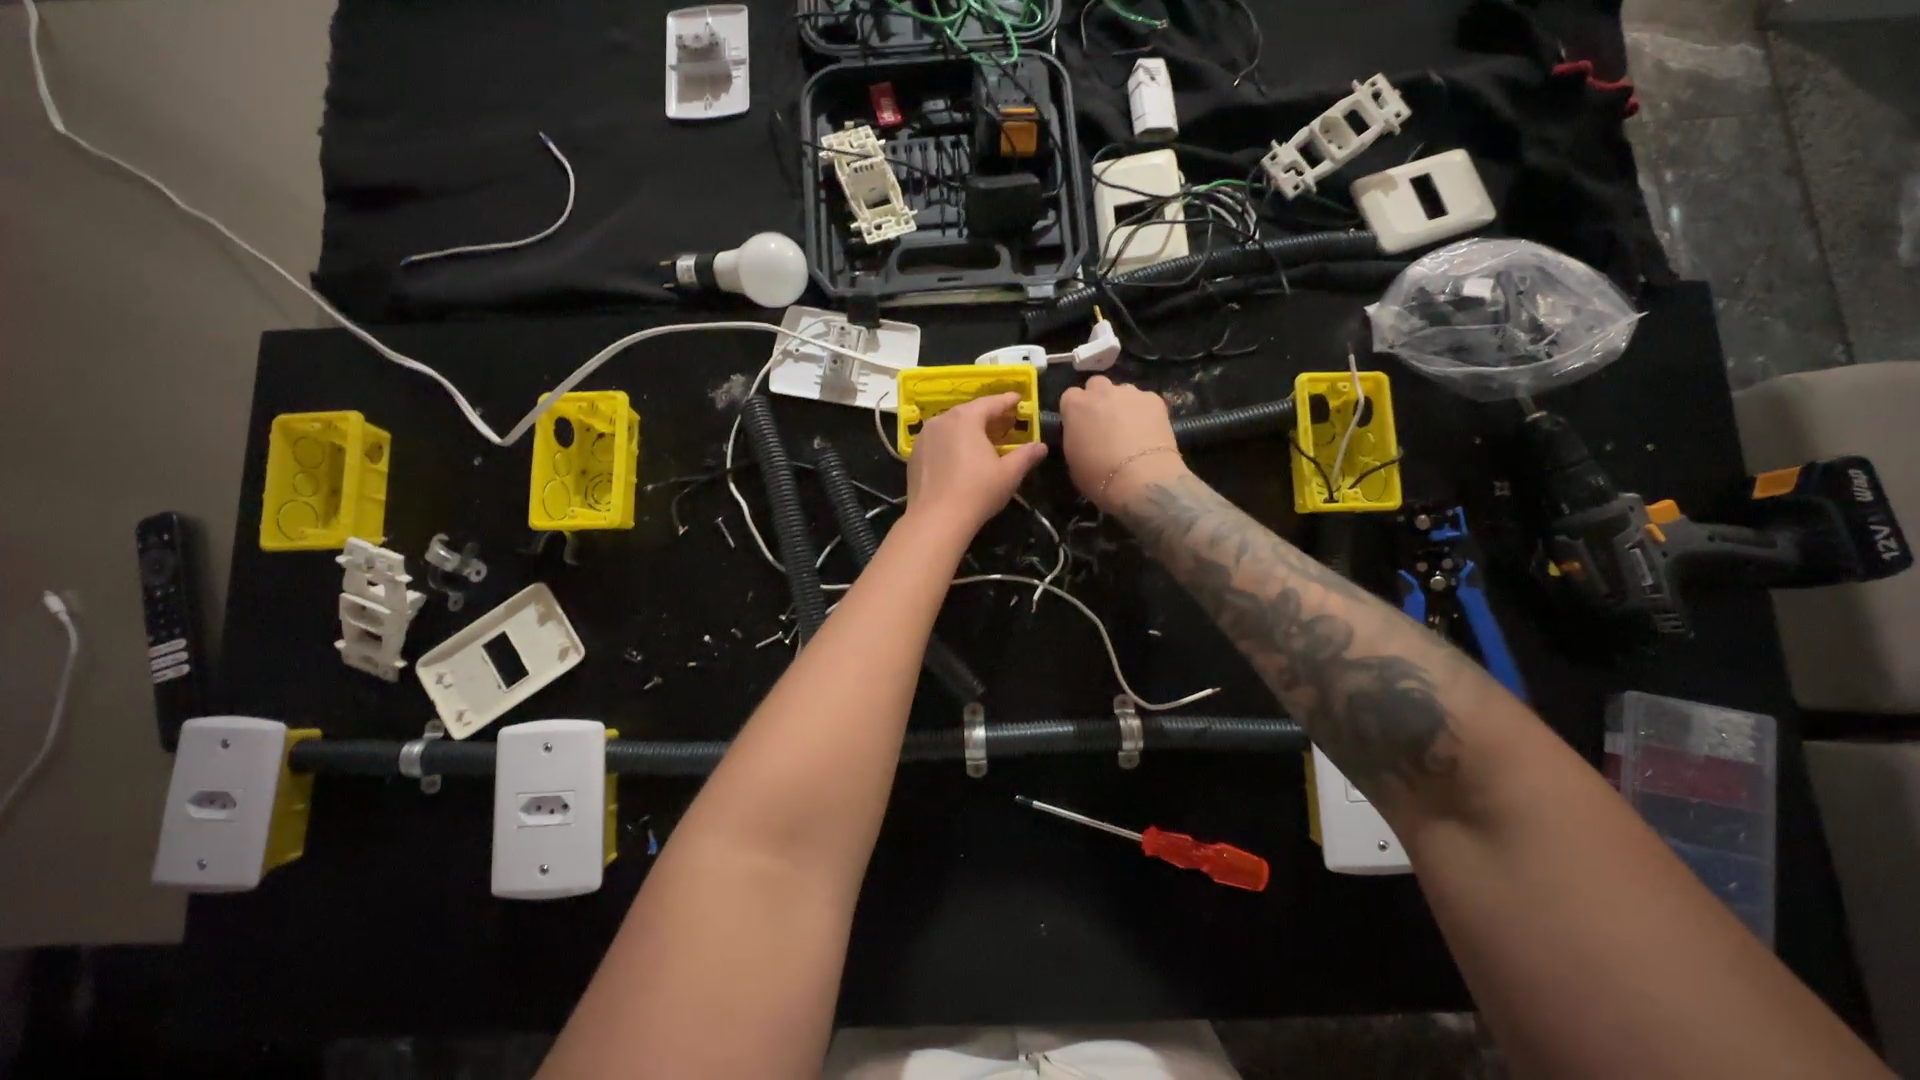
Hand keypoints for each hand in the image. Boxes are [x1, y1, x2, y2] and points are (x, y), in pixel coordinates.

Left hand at [906, 392, 1047, 535]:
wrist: (935, 519)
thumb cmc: (977, 492)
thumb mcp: (1008, 474)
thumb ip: (1026, 455)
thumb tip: (1041, 446)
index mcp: (965, 418)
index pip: (991, 403)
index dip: (1007, 401)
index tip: (1018, 399)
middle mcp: (941, 420)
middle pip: (969, 412)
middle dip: (988, 415)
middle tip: (1004, 421)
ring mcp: (924, 437)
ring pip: (951, 426)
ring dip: (969, 429)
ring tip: (983, 439)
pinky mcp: (914, 455)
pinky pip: (938, 441)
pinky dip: (952, 443)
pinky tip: (960, 456)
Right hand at [1058, 376, 1188, 510]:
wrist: (1140, 479)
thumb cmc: (1098, 476)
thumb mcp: (1072, 459)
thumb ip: (1075, 436)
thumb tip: (1082, 434)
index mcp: (1075, 405)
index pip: (1070, 397)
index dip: (1076, 412)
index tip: (1080, 426)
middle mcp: (1101, 391)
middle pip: (1097, 386)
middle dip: (1099, 399)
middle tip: (1104, 423)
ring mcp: (1129, 392)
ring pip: (1123, 392)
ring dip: (1123, 405)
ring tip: (1131, 428)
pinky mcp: (1154, 399)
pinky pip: (1145, 401)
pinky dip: (1145, 412)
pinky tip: (1149, 431)